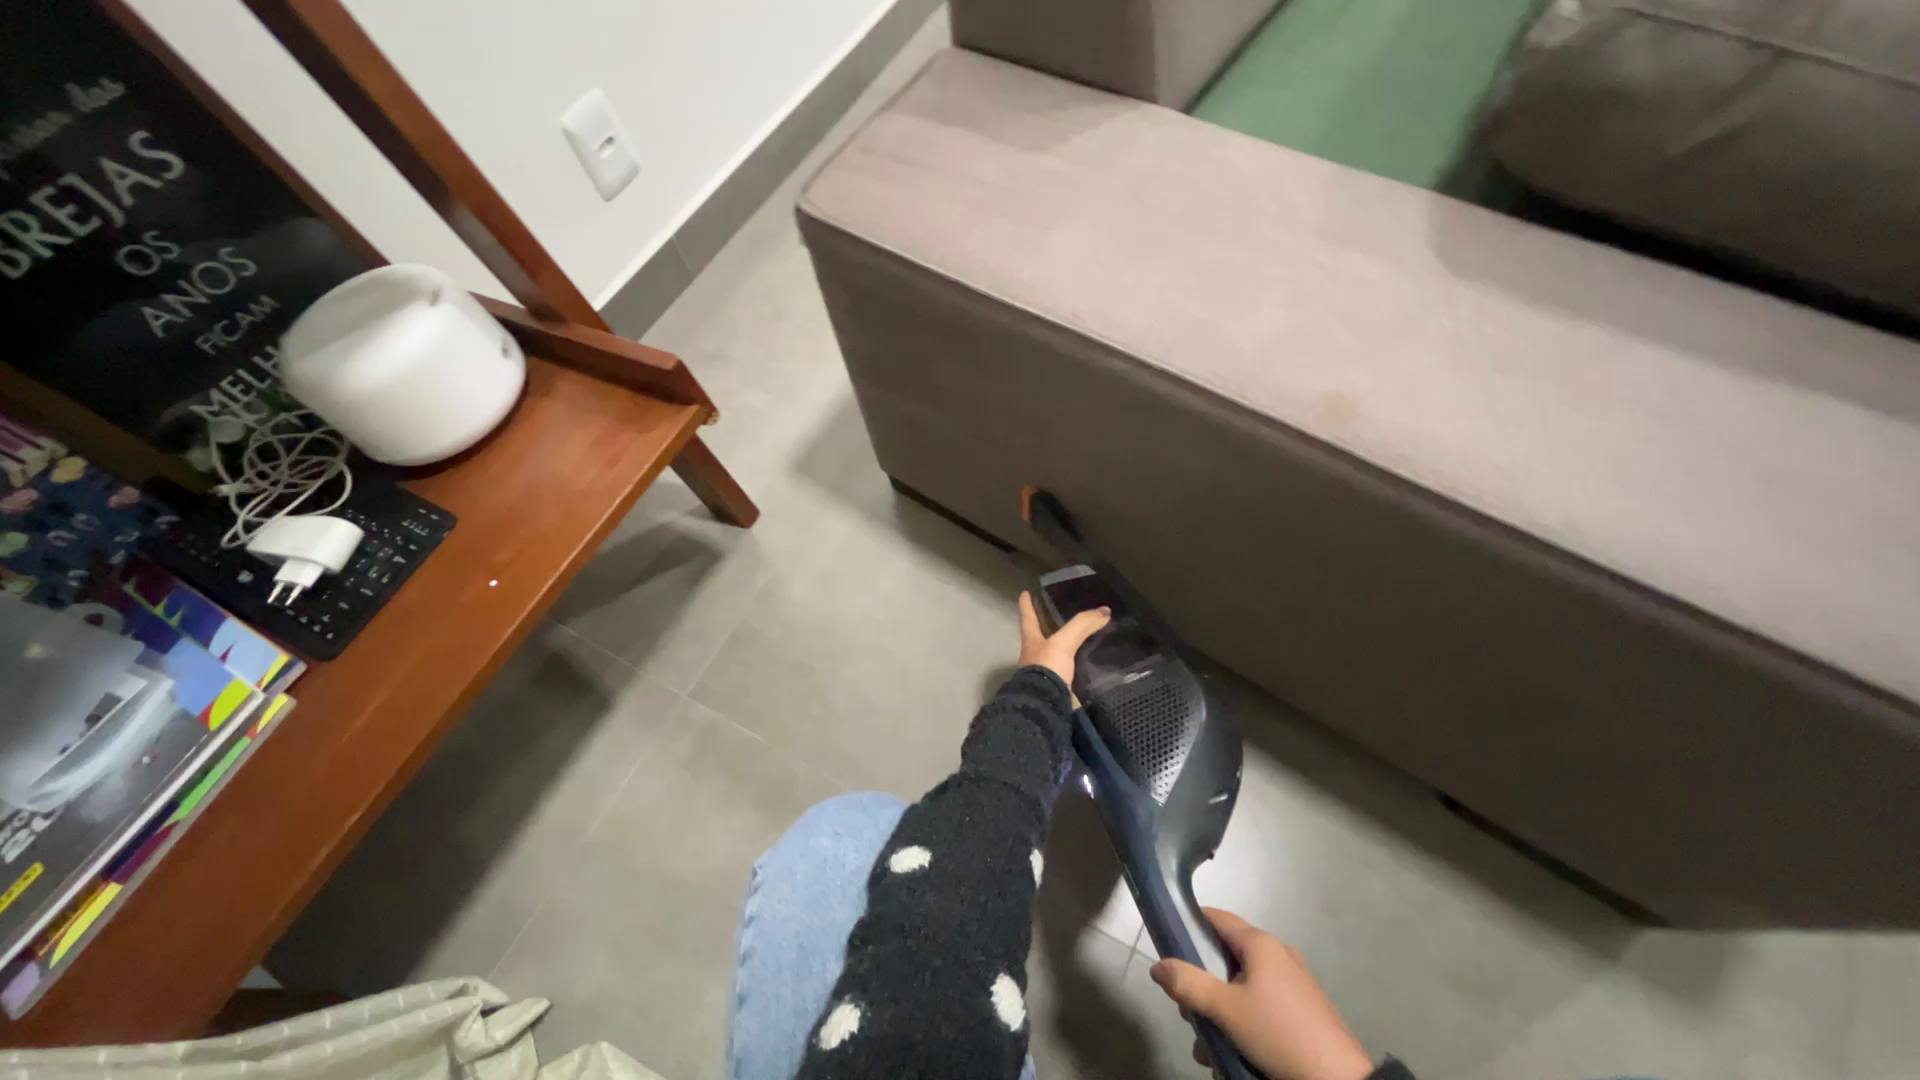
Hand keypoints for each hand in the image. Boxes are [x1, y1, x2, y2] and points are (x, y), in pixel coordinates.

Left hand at [1017, 591, 1109, 690]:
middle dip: (1048, 625)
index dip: (1026, 604)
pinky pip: (1068, 671)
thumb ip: (1081, 626)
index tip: (1025, 592)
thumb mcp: (1063, 643)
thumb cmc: (1046, 668)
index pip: (1027, 617)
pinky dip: (1076, 666)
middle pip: (1040, 635)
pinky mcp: (1057, 687)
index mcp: (1031, 641)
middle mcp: (1034, 656)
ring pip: (1055, 654)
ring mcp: (1045, 673)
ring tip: (1083, 638)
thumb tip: (1104, 611)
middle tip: (1061, 614)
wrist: (1045, 706)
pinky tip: (1088, 664)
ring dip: (1065, 647)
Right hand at [1150, 908, 1374, 1079]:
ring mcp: (1293, 985)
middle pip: (1225, 958)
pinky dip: (1242, 1026)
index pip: (1216, 917)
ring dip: (1219, 1015)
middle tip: (1191, 1016)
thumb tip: (1158, 965)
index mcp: (1260, 944)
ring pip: (1241, 989)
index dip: (1189, 924)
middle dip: (1202, 987)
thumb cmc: (1279, 1034)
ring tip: (1210, 1050)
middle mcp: (1277, 956)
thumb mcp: (1225, 1010)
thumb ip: (1188, 985)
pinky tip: (1233, 1058)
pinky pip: (1261, 1009)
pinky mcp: (1302, 1013)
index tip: (1167, 944)